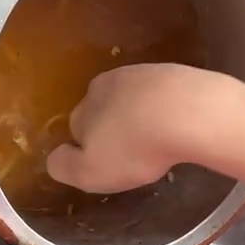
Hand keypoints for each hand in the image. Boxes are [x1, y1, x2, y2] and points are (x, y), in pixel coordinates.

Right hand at [46, 63, 244, 193]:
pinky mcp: (172, 72)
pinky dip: (166, 107)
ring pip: (133, 99)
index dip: (90, 148)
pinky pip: (162, 94)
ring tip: (158, 140)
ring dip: (140, 116)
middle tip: (133, 153)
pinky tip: (179, 124)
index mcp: (84, 107)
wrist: (189, 111)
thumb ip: (64, 166)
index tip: (107, 164)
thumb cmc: (134, 147)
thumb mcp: (90, 172)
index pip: (77, 128)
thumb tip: (55, 157)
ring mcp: (141, 73)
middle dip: (113, 127)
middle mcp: (107, 84)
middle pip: (103, 108)